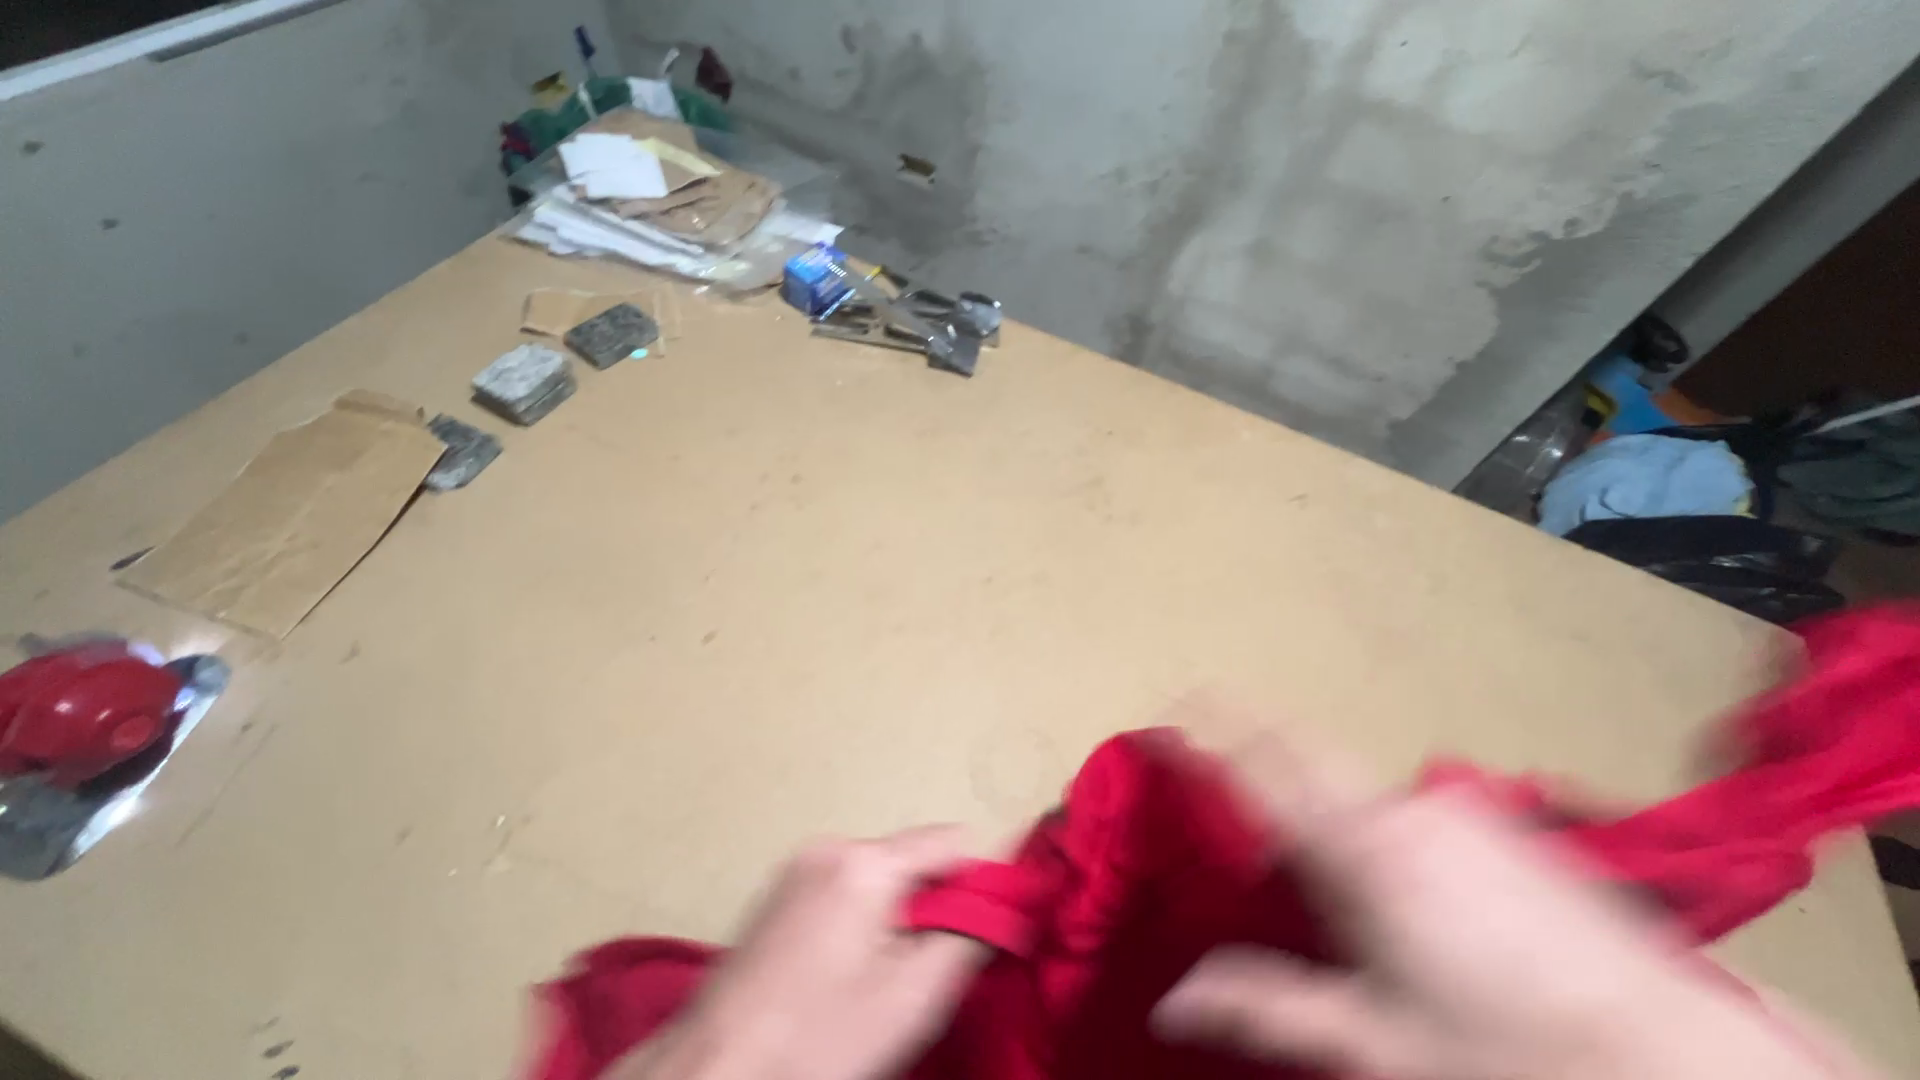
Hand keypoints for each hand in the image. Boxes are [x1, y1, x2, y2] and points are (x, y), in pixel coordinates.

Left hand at [613, 826, 989, 1079]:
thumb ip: (969, 937)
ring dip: (892, 921)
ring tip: (870, 986)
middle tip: (914, 978)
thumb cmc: (819, 1039)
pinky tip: (836, 979)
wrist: (713, 1071)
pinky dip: (857, 924)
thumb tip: (1001, 903)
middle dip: (929, 910)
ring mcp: (795, 869)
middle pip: (911, 862)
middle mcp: (828, 848)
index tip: (979, 936)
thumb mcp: (913, 996)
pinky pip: (841, 892)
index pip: (951, 842)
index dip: (977, 884)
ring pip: (877, 880)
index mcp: (864, 862)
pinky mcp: (774, 894)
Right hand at [1154, 724, 1876, 1079]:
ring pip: (1351, 777)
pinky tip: (1384, 877)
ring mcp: (1454, 810)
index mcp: (1359, 853)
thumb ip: (1266, 1006)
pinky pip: (1397, 799)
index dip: (1209, 731)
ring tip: (1298, 853)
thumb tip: (1169, 1001)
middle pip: (1301, 745)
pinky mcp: (1494, 823)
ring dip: (1309, 787)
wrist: (1674, 1053)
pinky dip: (1360, 809)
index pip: (1263, 766)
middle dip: (1250, 732)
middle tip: (1211, 746)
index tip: (1167, 714)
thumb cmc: (1506, 1052)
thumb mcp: (1376, 1044)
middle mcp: (1400, 810)